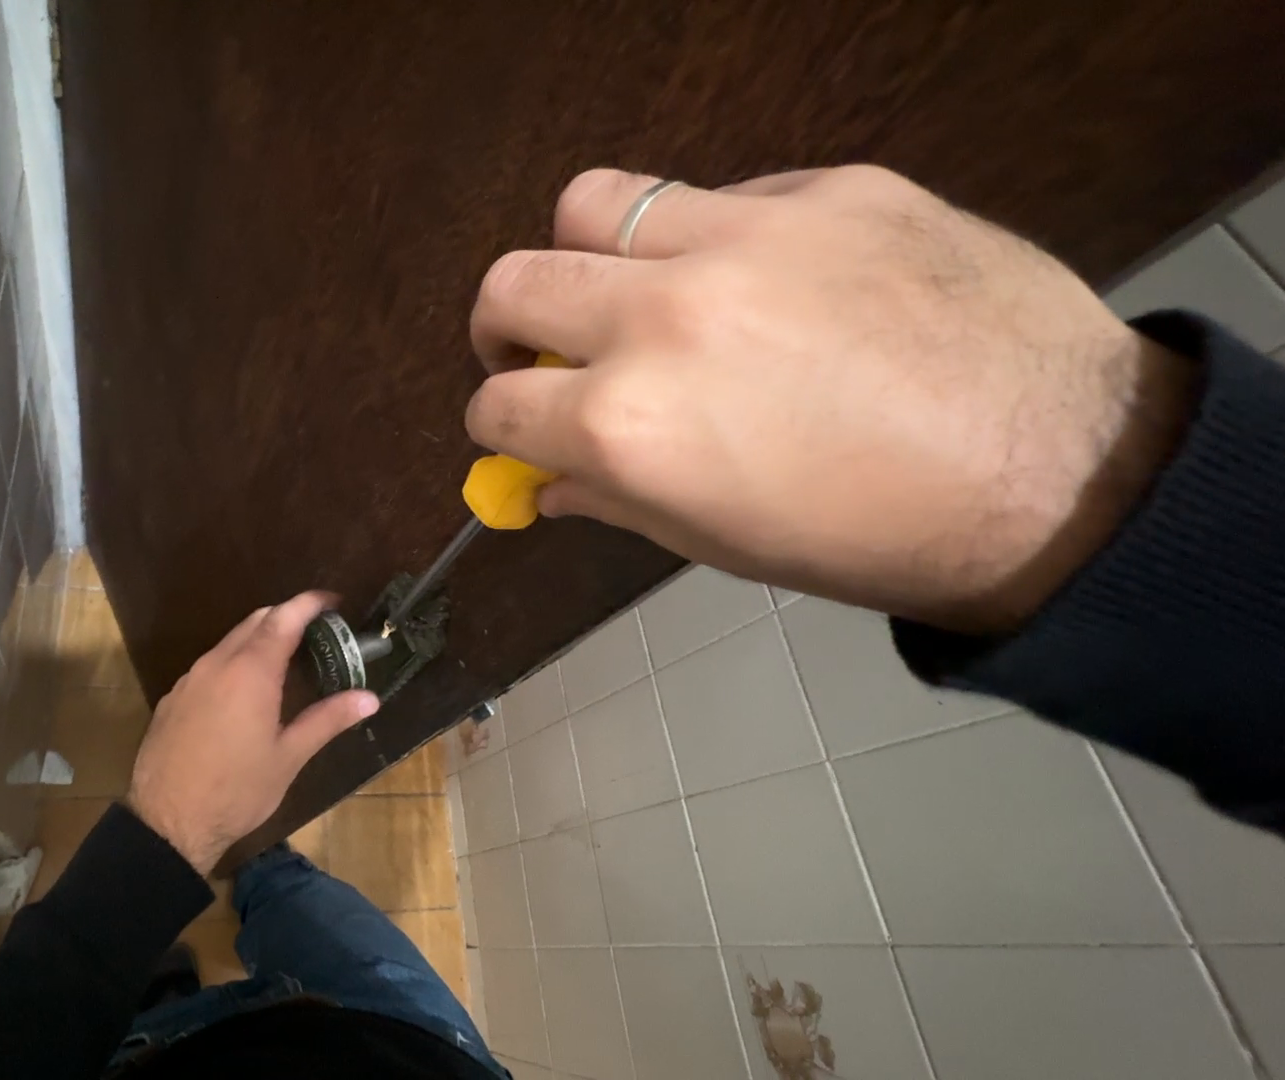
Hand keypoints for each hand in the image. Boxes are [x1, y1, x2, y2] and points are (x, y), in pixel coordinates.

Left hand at [127, 591, 379, 874]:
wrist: (167, 822)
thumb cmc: (237, 790)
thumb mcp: (289, 757)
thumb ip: (328, 719)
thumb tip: (370, 698)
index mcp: (251, 671)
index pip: (284, 618)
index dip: (310, 603)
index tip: (332, 601)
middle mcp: (217, 663)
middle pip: (255, 622)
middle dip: (286, 618)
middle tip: (315, 634)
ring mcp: (190, 679)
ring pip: (229, 642)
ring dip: (258, 641)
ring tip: (285, 663)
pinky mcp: (173, 698)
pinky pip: (209, 665)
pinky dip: (234, 663)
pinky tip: (244, 695)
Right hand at [467, 166, 1197, 632]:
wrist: (1050, 474)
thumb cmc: (853, 535)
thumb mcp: (703, 537)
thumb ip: (601, 495)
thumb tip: (543, 479)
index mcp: (626, 425)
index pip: (497, 405)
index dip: (495, 426)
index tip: (517, 429)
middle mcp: (662, 318)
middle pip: (510, 284)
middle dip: (499, 329)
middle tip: (534, 351)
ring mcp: (745, 237)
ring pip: (589, 203)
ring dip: (580, 255)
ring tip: (622, 290)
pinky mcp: (827, 189)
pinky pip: (715, 196)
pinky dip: (700, 242)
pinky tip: (753, 283)